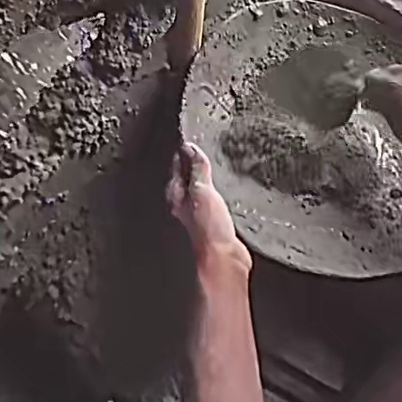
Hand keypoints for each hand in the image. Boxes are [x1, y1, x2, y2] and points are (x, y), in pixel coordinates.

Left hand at [168, 143, 250, 283]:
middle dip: (191, 165)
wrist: (224, 259)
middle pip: (185, 179)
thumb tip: (190, 148)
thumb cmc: (208, 229)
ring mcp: (199, 215)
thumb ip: (196, 169)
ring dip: (203, 179)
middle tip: (198, 150)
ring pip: (198, 190)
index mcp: (177, 196)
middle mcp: (185, 205)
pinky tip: (223, 190)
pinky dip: (215, 191)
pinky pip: (212, 200)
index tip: (188, 142)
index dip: (182, 154)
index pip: (176, 168)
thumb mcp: (202, 190)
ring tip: (211, 166)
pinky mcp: (214, 222)